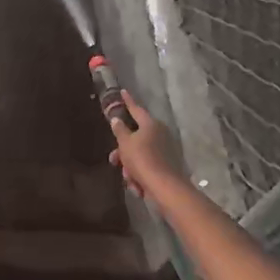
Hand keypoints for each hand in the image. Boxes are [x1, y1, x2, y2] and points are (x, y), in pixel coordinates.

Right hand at [108, 90, 188, 204]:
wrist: (164, 187)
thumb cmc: (142, 159)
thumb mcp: (125, 143)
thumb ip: (119, 129)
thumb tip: (116, 119)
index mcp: (150, 124)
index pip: (136, 108)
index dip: (127, 101)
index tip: (123, 91)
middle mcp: (159, 134)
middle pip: (135, 137)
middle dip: (123, 151)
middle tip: (113, 159)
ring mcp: (164, 150)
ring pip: (139, 154)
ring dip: (130, 166)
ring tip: (128, 179)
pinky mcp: (166, 166)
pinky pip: (147, 166)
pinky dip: (140, 175)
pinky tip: (137, 186)